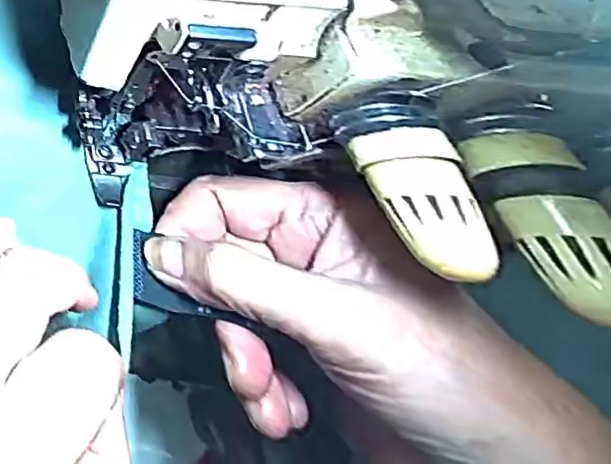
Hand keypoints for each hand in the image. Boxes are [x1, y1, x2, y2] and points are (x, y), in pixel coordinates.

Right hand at [144, 176, 610, 462]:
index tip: (165, 273)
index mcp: (316, 215)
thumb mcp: (341, 320)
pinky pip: (242, 349)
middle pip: (212, 259)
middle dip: (221, 317)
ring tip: (269, 397)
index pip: (217, 199)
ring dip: (237, 359)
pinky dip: (253, 384)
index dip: (185, 232)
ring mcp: (296, 300)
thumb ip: (241, 279)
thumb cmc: (453, 379)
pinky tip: (285, 411)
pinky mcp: (296, 346)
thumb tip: (156, 251)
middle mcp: (299, 249)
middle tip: (242, 356)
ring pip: (221, 310)